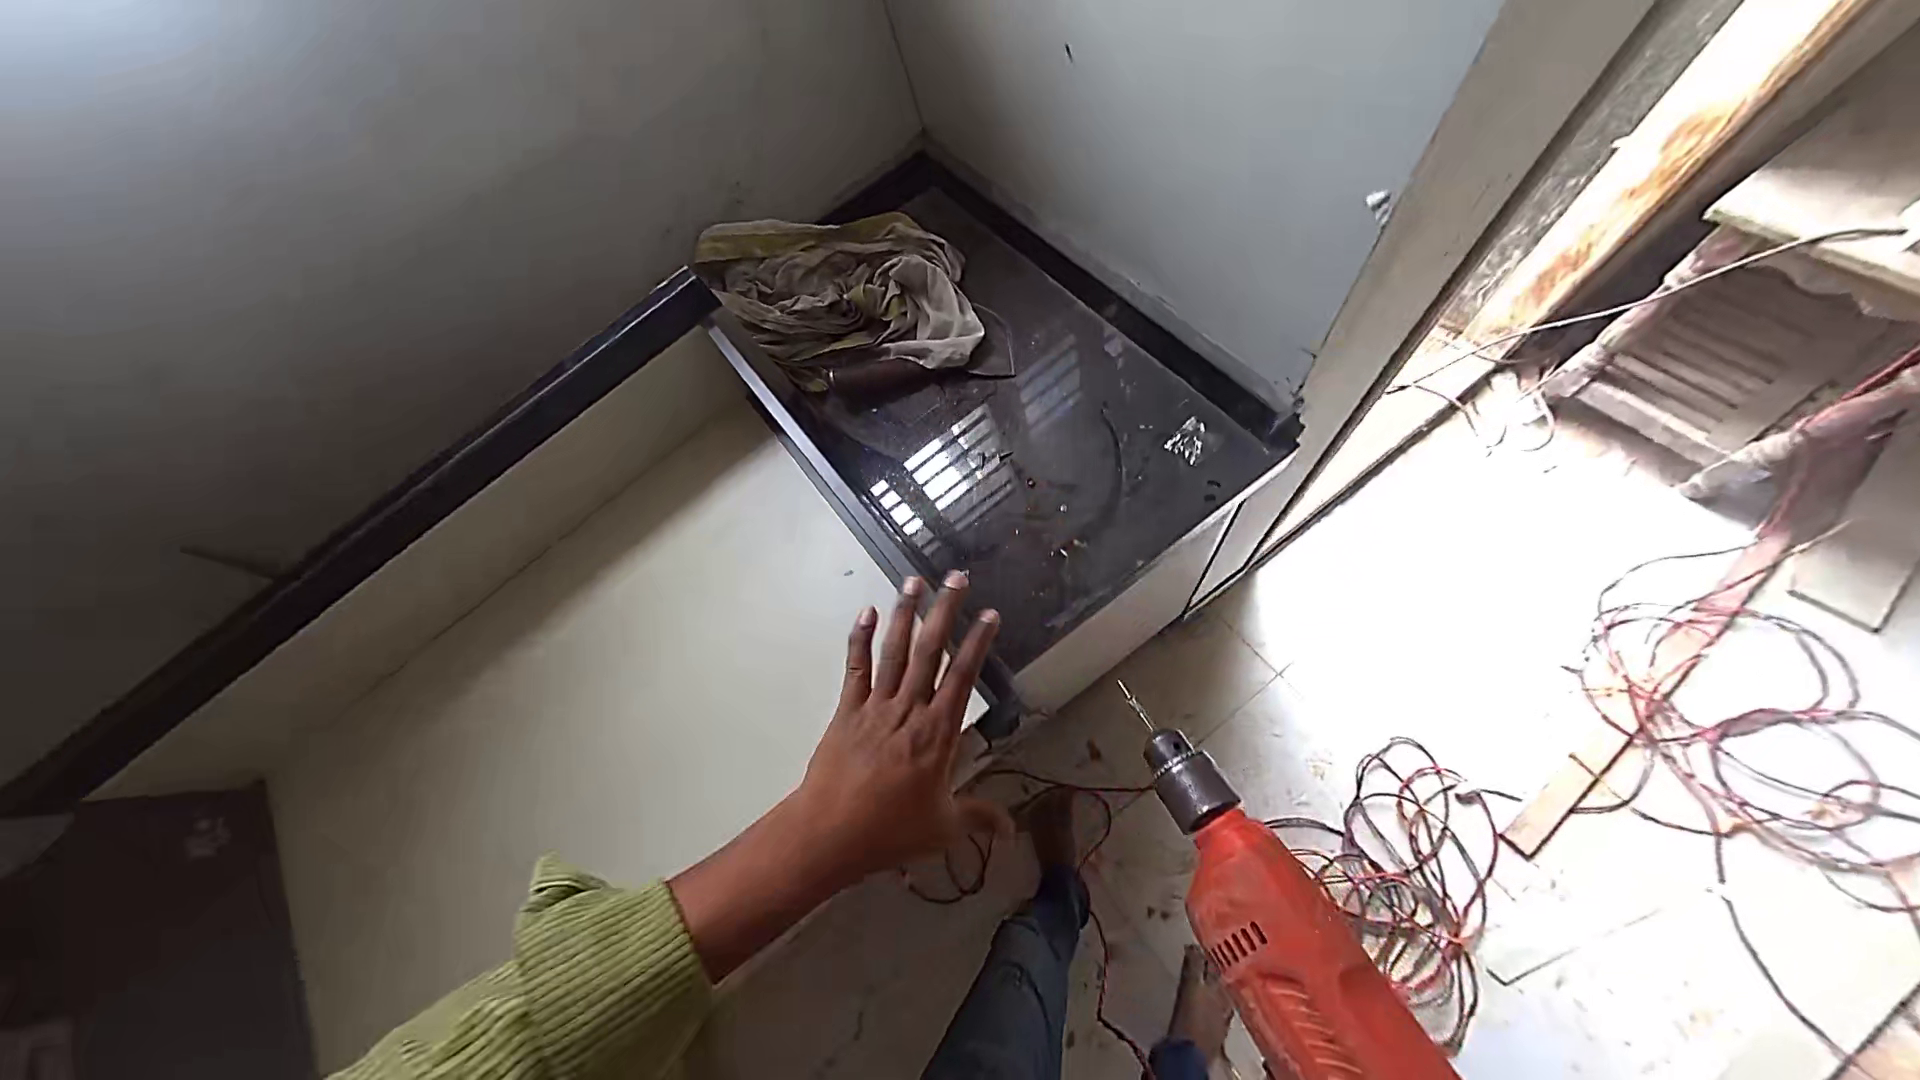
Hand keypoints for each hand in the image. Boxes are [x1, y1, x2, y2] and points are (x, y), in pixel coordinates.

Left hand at [668, 571, 1006, 980]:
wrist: (830, 833)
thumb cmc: (890, 830)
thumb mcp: (943, 826)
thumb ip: (979, 818)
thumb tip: (1011, 831)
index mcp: (938, 733)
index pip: (963, 676)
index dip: (977, 642)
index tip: (988, 614)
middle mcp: (910, 709)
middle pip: (930, 651)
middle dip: (945, 611)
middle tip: (956, 578)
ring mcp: (876, 705)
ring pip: (895, 651)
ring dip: (905, 614)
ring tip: (914, 581)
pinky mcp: (848, 709)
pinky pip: (856, 668)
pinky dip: (861, 639)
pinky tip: (867, 613)